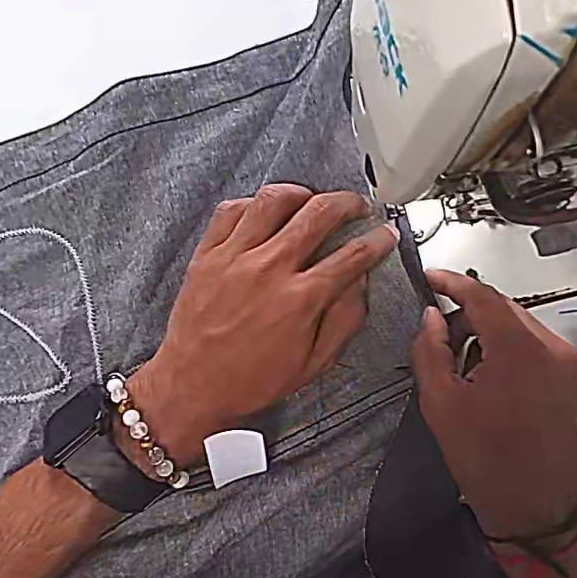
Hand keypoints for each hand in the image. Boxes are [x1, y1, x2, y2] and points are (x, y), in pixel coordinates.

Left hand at [127, 184, 397, 467]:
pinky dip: (253, 202)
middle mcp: (269, 270)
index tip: (384, 235)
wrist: (193, 385)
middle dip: (348, 203)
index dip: (377, 240)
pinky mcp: (208, 255)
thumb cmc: (249, 380)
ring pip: (274, 199)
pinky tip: (264, 211)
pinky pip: (231, 210)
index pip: (352, 254)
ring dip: (302, 192)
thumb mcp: (312, 364)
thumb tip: (361, 285)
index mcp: (300, 299)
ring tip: (312, 199)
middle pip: (319, 213)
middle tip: (356, 206)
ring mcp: (235, 257)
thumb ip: (344, 321)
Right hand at [410, 269, 576, 537]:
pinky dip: (510, 353)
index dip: (451, 283)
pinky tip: (490, 382)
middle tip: (440, 335)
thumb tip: (431, 320)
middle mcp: (553, 352)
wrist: (535, 510)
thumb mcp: (440, 403)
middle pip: (503, 309)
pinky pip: (537, 349)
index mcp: (520, 351)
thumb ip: (430, 350)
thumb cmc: (493, 466)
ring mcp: (569, 367)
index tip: (434, 279)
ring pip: (521, 328)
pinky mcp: (575, 383)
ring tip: (465, 371)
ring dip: (489, 336)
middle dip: (468, 316)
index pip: (483, 295)